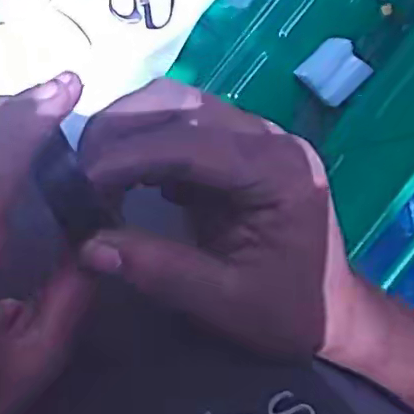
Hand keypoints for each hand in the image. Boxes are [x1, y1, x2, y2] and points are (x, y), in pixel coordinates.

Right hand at [76, 79, 413, 413]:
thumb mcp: (227, 304)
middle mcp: (267, 137)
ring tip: (93, 170)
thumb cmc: (291, 312)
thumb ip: (160, 271)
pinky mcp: (234, 141)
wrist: (336, 311)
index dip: (129, 157)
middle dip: (119, 129)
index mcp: (278, 172)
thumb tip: (88, 246)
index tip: (82, 183)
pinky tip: (122, 175)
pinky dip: (140, 138)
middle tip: (78, 172)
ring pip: (173, 101)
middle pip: (178, 103)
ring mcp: (252, 133)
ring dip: (126, 127)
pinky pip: (177, 119)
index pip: (191, 143)